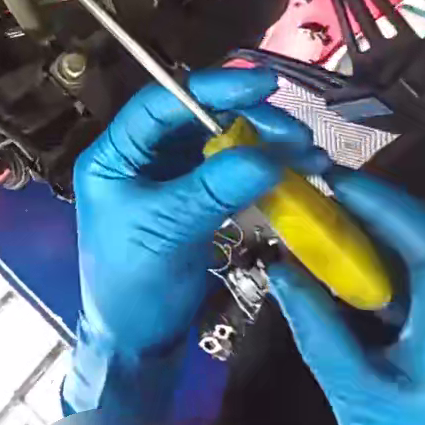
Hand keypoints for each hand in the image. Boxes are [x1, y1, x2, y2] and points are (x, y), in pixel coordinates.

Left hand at [66, 68, 329, 417]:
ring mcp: (173, 172)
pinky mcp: (198, 192)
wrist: (138, 341)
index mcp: (117, 154)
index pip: (161, 103)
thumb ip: (213, 189)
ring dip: (265, 141)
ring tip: (308, 153)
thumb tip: (268, 156)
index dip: (211, 86)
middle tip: (296, 133)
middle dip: (249, 118)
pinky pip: (233, 167)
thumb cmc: (132, 286)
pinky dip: (264, 167)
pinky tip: (297, 170)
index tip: (261, 84)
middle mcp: (144, 154)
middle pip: (198, 115)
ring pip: (221, 138)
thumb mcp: (167, 231)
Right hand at [271, 172, 424, 424]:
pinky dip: (394, 244)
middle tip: (327, 189)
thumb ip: (319, 332)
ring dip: (388, 219)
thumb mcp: (358, 400)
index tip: (337, 183)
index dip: (389, 207)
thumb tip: (279, 271)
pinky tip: (359, 249)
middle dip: (383, 203)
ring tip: (336, 209)